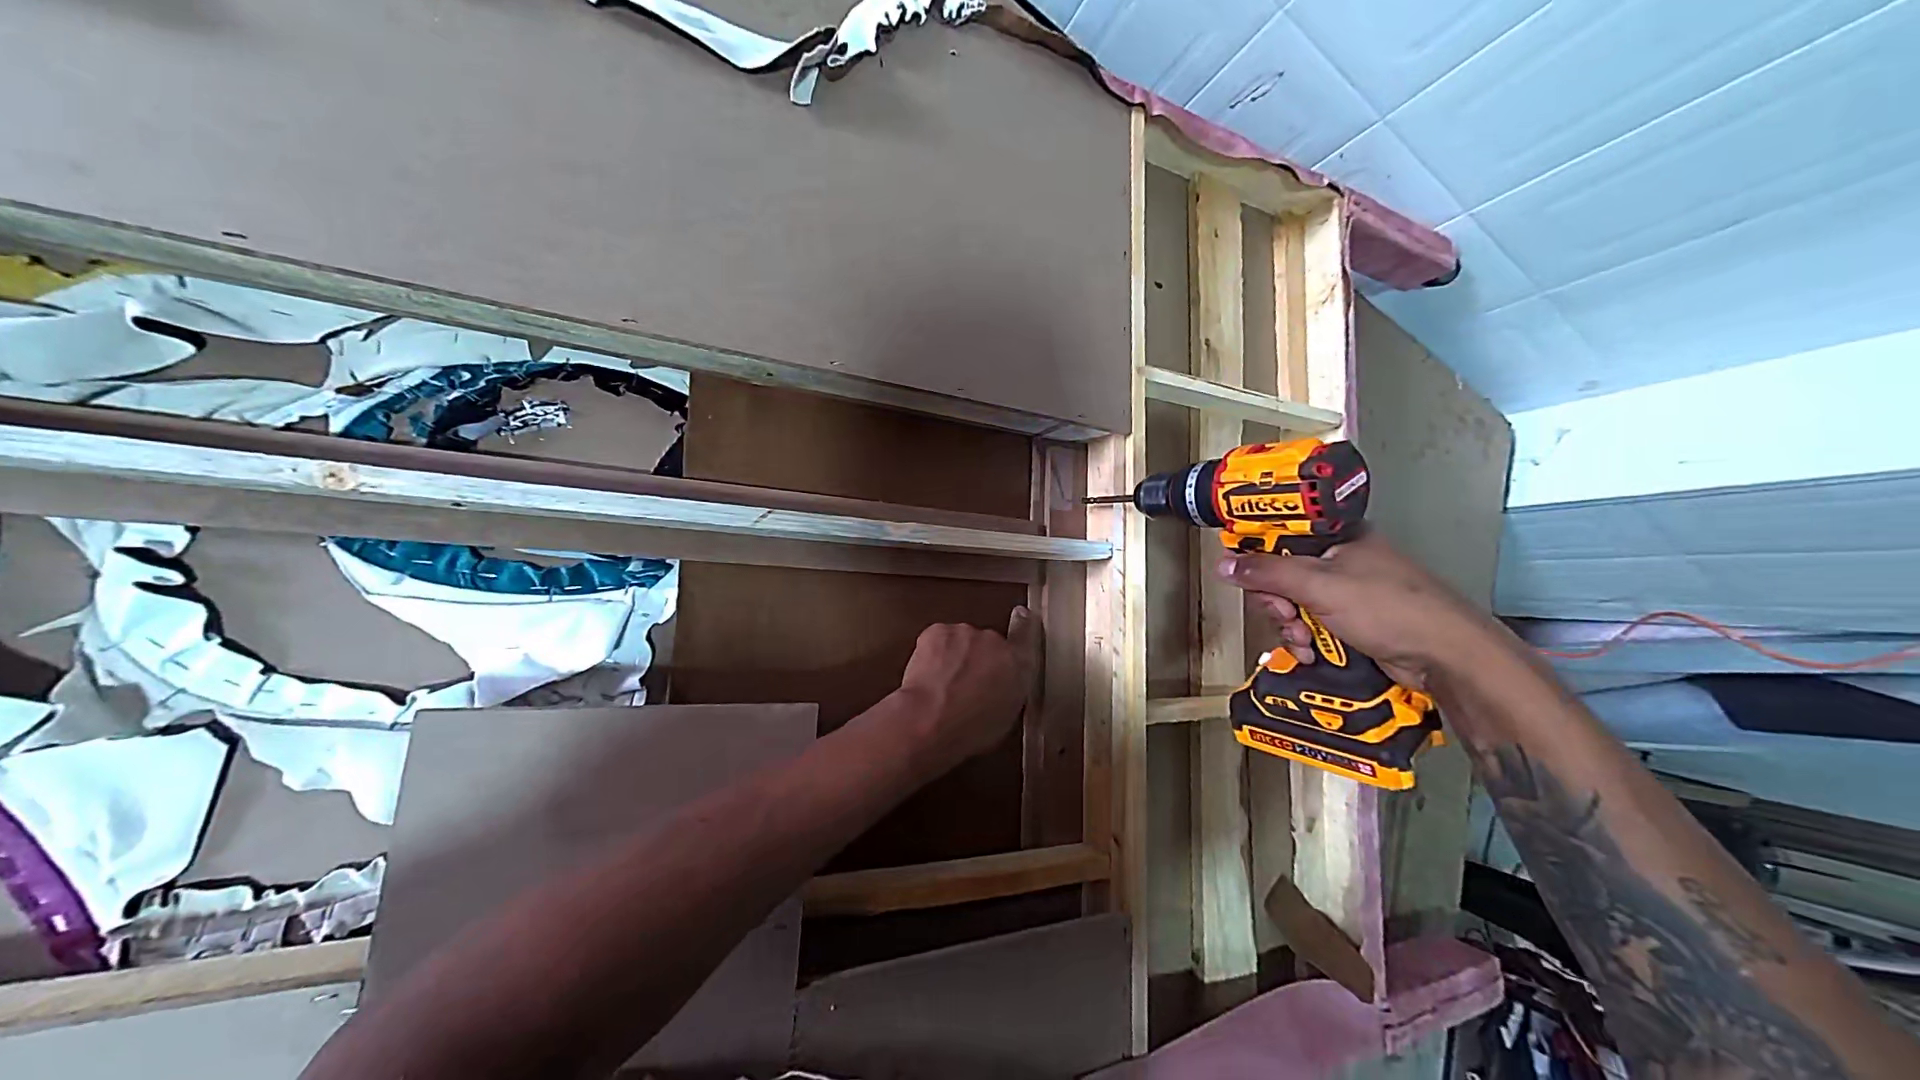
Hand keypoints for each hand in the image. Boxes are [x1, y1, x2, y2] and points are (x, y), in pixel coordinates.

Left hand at [895, 607, 1037, 762]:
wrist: (931, 720)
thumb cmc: (969, 730)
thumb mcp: (1004, 719)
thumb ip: (1009, 692)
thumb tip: (1000, 687)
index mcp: (1018, 666)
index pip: (1027, 639)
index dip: (1024, 627)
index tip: (1022, 616)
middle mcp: (996, 642)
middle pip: (988, 644)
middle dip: (978, 658)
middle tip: (963, 684)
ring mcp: (967, 633)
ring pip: (961, 640)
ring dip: (955, 656)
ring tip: (942, 685)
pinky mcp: (939, 630)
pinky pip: (938, 639)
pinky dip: (932, 652)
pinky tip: (927, 676)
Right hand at [1214, 531, 1495, 689]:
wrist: (1445, 658)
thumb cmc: (1395, 610)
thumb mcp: (1320, 586)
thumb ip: (1268, 573)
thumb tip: (1226, 563)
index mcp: (1338, 536)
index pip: (1280, 534)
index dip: (1259, 555)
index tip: (1249, 576)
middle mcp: (1341, 560)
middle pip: (1281, 574)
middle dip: (1277, 601)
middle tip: (1286, 613)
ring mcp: (1346, 591)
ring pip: (1293, 602)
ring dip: (1289, 624)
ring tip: (1302, 638)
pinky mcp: (1351, 620)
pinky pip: (1310, 623)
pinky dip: (1305, 638)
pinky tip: (1310, 650)